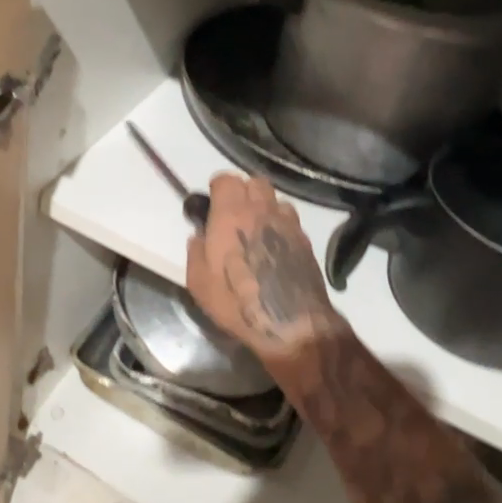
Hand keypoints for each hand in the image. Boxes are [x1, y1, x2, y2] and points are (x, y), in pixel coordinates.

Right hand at [186, 174, 347, 365]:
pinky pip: (290, 220)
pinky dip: (280, 225)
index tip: (212, 205)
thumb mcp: (199, 283)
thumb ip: (196, 252)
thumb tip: (200, 237)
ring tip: (256, 229)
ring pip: (275, 199)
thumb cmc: (236, 302)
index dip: (218, 188)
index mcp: (231, 214)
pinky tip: (274, 247)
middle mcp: (261, 210)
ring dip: (264, 207)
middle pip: (254, 182)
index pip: (226, 179)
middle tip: (233, 215)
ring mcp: (288, 223)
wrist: (290, 323)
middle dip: (243, 192)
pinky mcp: (305, 240)